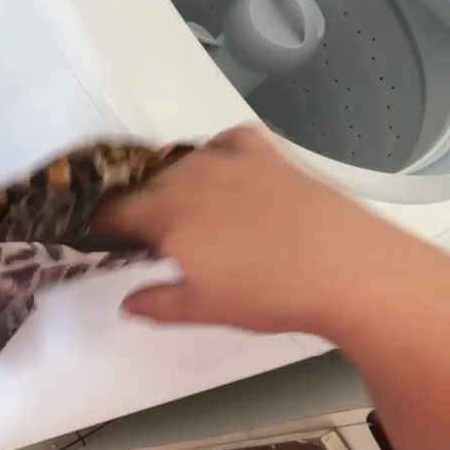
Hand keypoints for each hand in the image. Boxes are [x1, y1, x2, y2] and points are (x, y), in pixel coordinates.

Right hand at [97, 124, 449, 339]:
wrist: (351, 270)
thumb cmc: (269, 294)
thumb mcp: (203, 309)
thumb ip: (156, 303)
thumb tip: (126, 304)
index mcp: (167, 216)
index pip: (114, 210)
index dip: (99, 223)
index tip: (98, 237)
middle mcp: (191, 178)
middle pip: (143, 183)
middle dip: (132, 204)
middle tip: (139, 234)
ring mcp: (232, 161)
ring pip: (179, 161)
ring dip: (166, 180)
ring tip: (176, 206)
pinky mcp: (269, 155)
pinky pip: (227, 140)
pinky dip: (213, 152)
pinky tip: (219, 170)